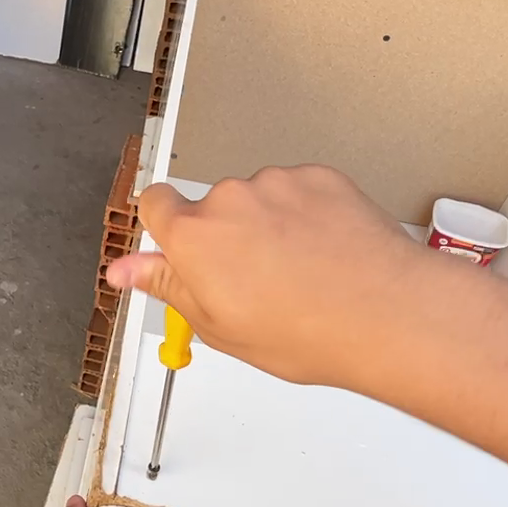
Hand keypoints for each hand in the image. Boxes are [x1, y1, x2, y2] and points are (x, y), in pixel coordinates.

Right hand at [107, 165, 450, 391]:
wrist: (384, 313)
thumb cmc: (304, 331)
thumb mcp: (218, 325)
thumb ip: (167, 285)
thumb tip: (123, 269)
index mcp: (194, 237)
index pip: (154, 203)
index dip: (167, 226)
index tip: (186, 248)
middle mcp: (228, 199)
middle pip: (210, 207)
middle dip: (224, 236)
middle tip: (256, 280)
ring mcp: (275, 183)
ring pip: (256, 198)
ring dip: (267, 224)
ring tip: (298, 269)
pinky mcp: (316, 176)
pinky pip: (295, 189)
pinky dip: (303, 213)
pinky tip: (322, 250)